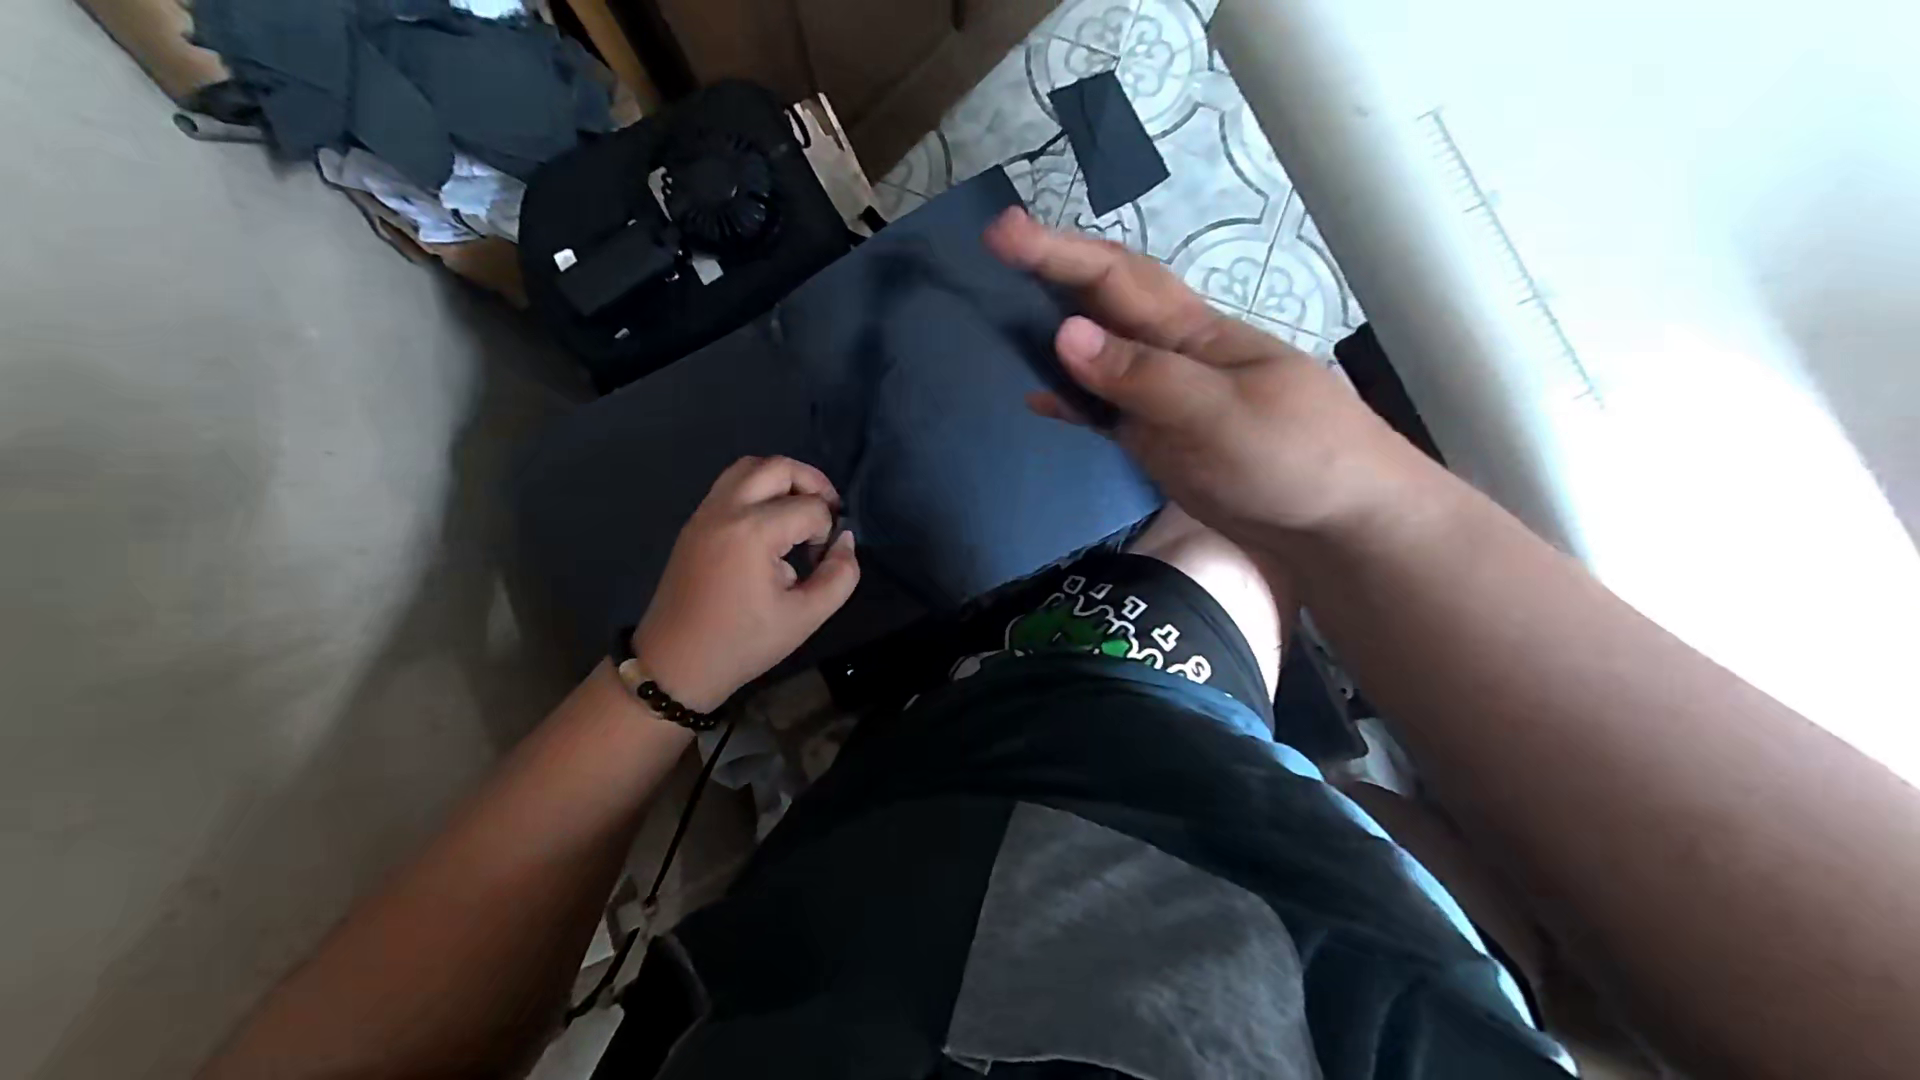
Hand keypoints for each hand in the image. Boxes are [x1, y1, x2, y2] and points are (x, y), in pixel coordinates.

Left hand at [630, 456, 859, 711]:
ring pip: (749, 467)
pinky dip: (759, 490)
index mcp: (752, 532)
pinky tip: (771, 525)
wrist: (675, 665)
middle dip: (812, 483)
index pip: (810, 508)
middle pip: (777, 467)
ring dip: (782, 480)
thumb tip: (845, 541)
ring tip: (800, 511)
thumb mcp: (805, 617)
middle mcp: (726, 510)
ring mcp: (705, 513)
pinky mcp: (695, 523)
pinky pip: (731, 485)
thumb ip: (840, 575)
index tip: (822, 562)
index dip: (828, 530)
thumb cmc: (742, 644)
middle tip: (828, 513)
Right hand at [985, 208, 1427, 547]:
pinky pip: (1102, 409)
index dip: (1057, 251)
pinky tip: (1038, 399)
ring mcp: (1160, 398)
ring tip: (1001, 315)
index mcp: (1190, 330)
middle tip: (994, 249)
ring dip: (1051, 332)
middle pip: (1102, 303)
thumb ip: (1143, 375)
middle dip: (1050, 271)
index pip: (1115, 277)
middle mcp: (1169, 353)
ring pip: (1096, 354)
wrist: (1335, 523)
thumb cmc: (1294, 457)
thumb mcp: (1219, 412)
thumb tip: (1064, 333)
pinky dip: (1070, 401)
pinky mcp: (1156, 438)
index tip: (1002, 231)